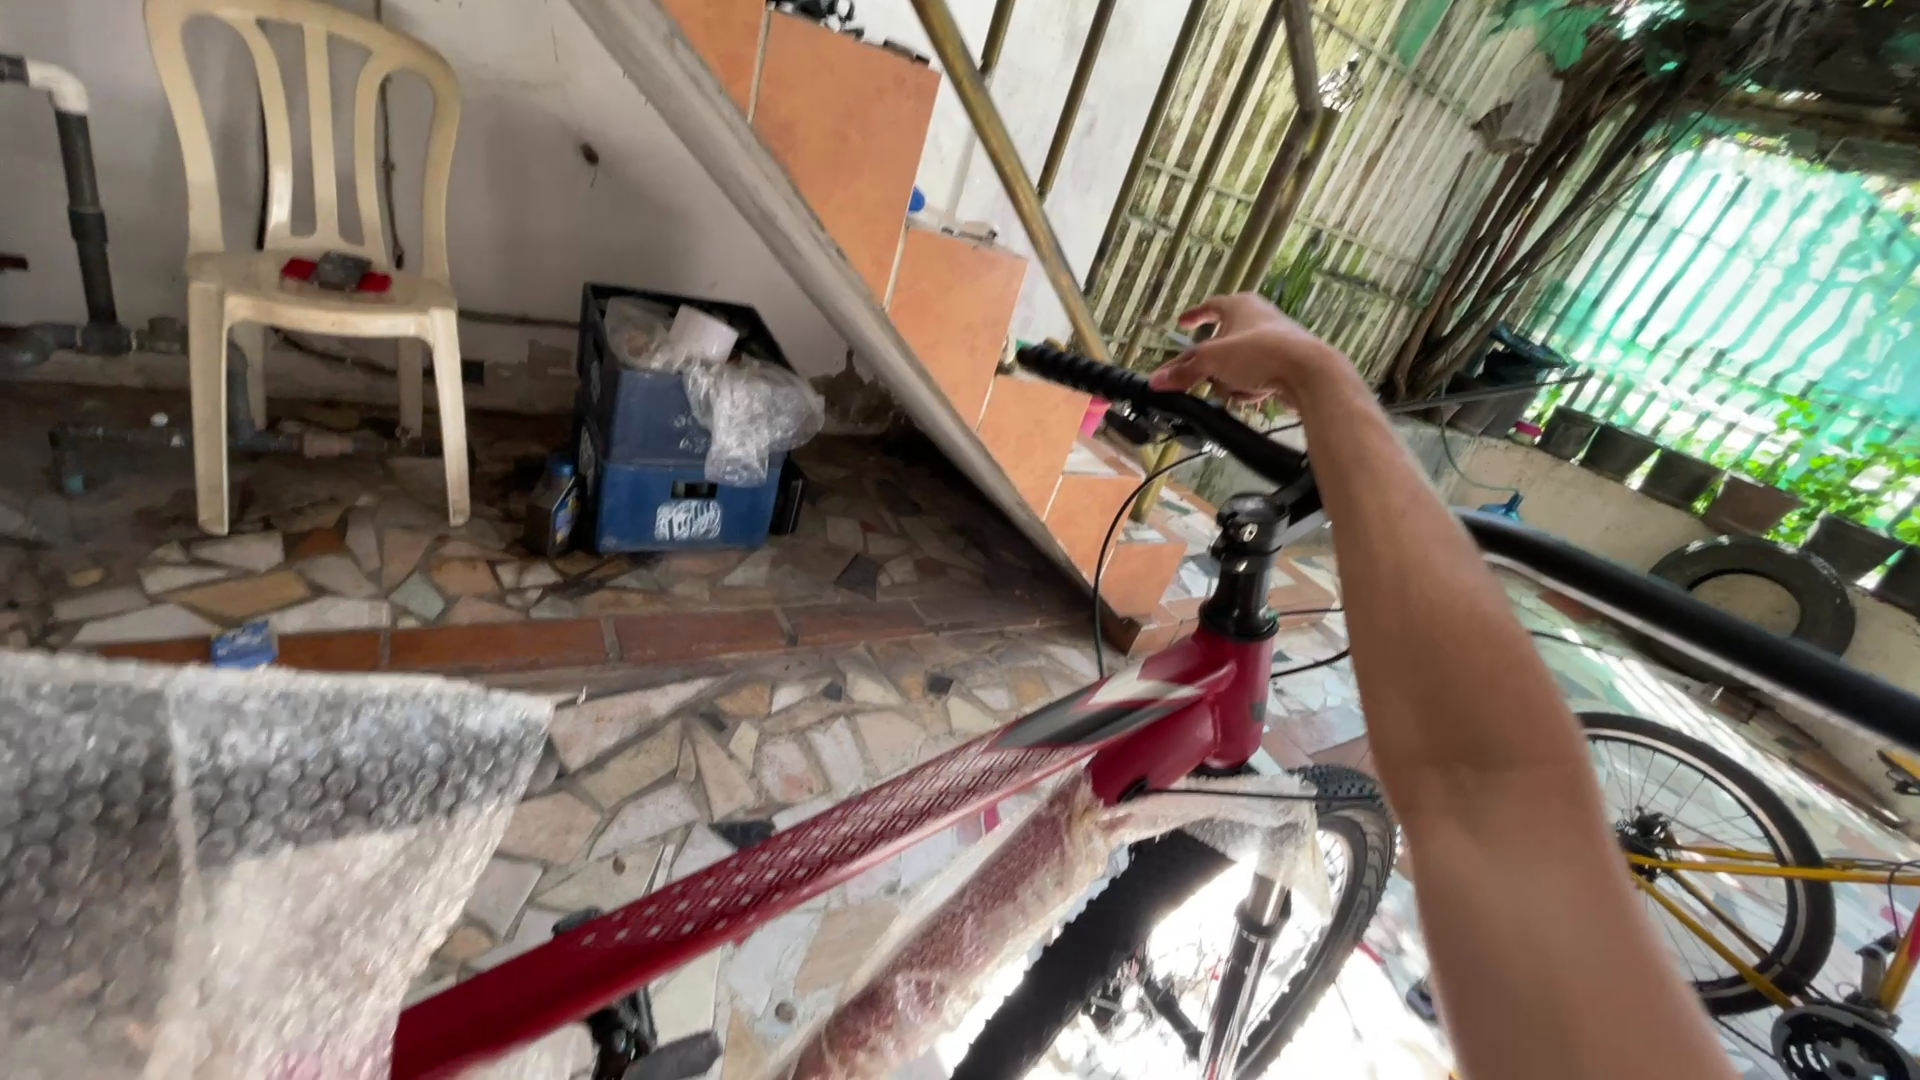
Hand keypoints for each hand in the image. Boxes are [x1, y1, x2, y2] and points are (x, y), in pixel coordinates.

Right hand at [1146, 293, 1351, 405]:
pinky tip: (1256, 394)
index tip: (1182, 323)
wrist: (1309, 372)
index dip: (1195, 315)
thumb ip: (1183, 372)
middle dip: (1211, 364)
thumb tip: (1154, 382)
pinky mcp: (1286, 362)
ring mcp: (1274, 340)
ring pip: (1237, 363)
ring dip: (1230, 379)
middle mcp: (1258, 318)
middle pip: (1221, 342)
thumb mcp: (1212, 361)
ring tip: (1235, 389)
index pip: (1211, 305)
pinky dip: (1250, 386)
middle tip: (1202, 377)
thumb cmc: (1258, 353)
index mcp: (1240, 306)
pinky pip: (1256, 375)